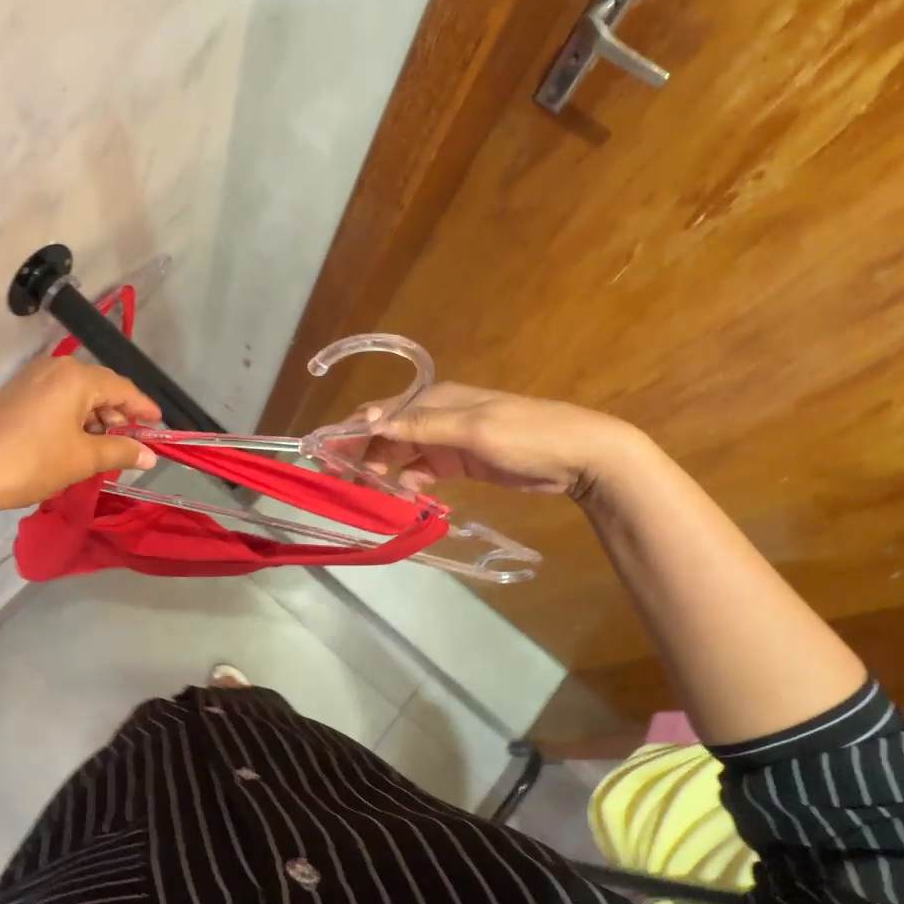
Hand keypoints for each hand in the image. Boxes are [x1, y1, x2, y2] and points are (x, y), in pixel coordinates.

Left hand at [0, 357, 161, 515]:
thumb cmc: (33, 462)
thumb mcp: (84, 459)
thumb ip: (121, 452)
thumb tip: (150, 455)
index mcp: (76, 376)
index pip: (122, 388)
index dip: (144, 408)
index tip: (160, 427)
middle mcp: (54, 367)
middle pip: (99, 387)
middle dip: (118, 415)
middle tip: (131, 444)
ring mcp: (31, 378)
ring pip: (76, 394)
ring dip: (94, 419)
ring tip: (103, 449)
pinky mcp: (15, 394)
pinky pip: (55, 399)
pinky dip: (72, 417)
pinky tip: (74, 442)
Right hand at [336, 382, 642, 499]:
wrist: (581, 456)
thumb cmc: (527, 435)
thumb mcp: (473, 429)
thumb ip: (419, 424)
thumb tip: (368, 417)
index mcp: (433, 400)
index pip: (378, 413)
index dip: (347, 432)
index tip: (321, 455)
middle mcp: (433, 416)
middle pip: (382, 435)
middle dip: (357, 456)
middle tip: (337, 484)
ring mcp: (445, 440)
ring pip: (397, 456)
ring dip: (379, 474)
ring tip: (366, 498)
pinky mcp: (457, 462)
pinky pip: (420, 473)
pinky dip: (407, 486)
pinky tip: (403, 502)